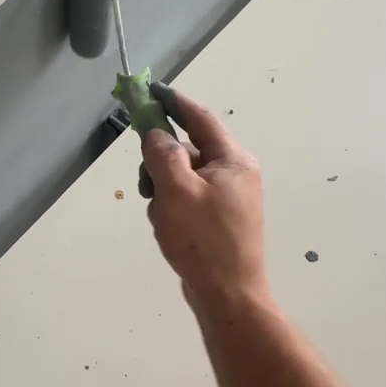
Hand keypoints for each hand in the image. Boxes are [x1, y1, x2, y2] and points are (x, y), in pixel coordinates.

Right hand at [139, 83, 268, 311]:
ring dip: (165, 192)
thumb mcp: (175, 192)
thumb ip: (162, 155)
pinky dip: (173, 209)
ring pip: (184, 179)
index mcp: (233, 160)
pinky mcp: (221, 221)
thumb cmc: (203, 241)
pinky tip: (171, 232)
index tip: (151, 91)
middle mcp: (236, 174)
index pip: (200, 119)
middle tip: (148, 187)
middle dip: (162, 164)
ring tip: (164, 220)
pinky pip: (189, 201)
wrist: (229, 295)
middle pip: (188, 151)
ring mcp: (230, 199)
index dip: (175, 103)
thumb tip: (156, 134)